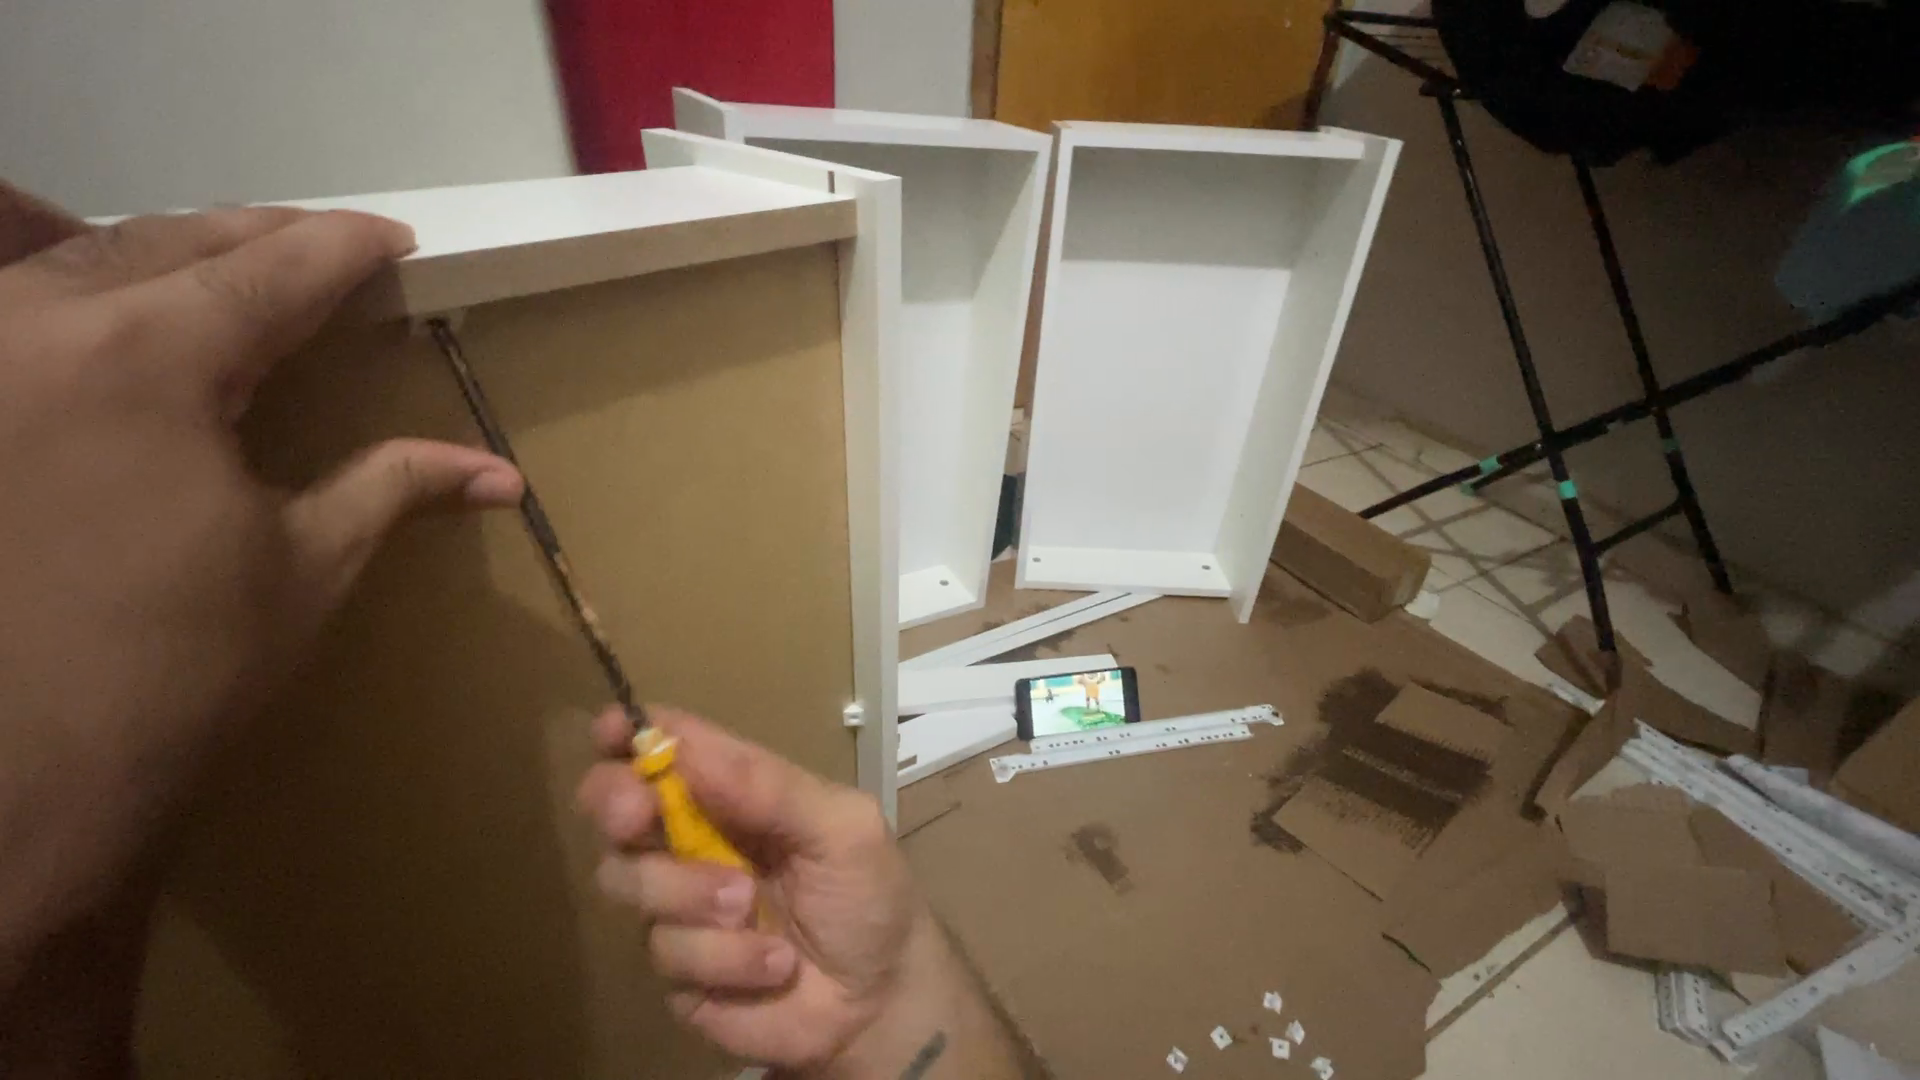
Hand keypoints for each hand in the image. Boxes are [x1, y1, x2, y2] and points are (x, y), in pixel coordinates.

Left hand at [0, 181, 522, 967]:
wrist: (15, 772)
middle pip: (169, 243)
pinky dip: (86, 289)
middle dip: (263, 236)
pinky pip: (18, 305)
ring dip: (173, 252)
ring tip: (241, 266)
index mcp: (146, 363)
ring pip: (74, 256)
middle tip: (333, 247)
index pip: (270, 272)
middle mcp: (30, 331)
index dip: (343, 248)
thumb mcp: (311, 560)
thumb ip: (398, 486)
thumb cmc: (183, 660)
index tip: (395, 240)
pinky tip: (120, 314)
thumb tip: (503, 477)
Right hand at [576, 708, 1022, 1077]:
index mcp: (739, 792)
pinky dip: (724, 957)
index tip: (608, 729)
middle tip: (639, 817)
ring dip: (690, 893)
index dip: (633, 732)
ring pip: (629, 880)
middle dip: (619, 804)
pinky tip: (773, 964)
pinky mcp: (677, 969)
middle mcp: (697, 838)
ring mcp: (681, 904)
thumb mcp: (840, 826)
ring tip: (750, 908)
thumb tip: (687, 748)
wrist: (878, 1001)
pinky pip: (666, 952)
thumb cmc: (869, 893)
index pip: (673, 748)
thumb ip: (770, 788)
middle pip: (619, 806)